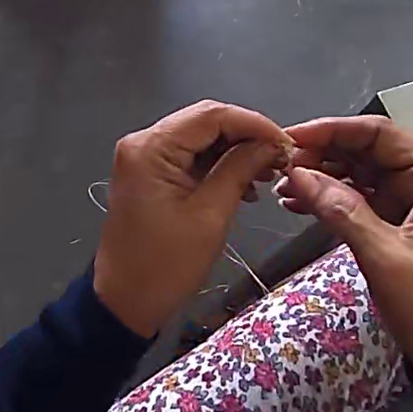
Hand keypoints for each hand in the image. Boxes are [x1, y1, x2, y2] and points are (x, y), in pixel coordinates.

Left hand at [93, 101, 290, 337]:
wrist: (126, 296)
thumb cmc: (165, 264)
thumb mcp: (210, 215)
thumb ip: (239, 170)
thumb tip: (269, 145)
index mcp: (150, 148)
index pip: (210, 115)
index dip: (253, 123)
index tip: (286, 143)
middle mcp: (142, 142)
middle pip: (203, 122)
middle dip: (246, 136)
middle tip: (280, 159)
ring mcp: (143, 157)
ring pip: (199, 138)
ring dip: (234, 151)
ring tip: (266, 175)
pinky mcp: (149, 172)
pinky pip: (188, 156)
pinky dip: (217, 164)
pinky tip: (243, 185)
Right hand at [275, 116, 412, 411]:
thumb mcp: (385, 259)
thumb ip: (339, 209)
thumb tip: (295, 172)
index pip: (377, 134)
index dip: (328, 131)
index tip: (285, 139)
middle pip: (365, 150)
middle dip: (319, 155)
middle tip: (277, 167)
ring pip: (357, 173)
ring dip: (319, 177)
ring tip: (282, 188)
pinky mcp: (401, 225)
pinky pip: (358, 198)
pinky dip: (328, 198)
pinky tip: (297, 204)